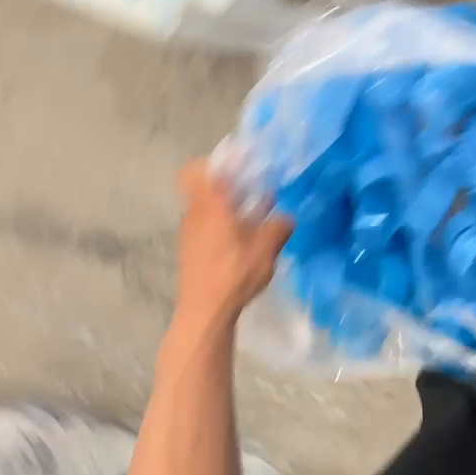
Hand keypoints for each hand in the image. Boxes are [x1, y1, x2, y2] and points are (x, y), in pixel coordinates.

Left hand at [173, 160, 292, 332]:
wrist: (205, 312)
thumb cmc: (235, 273)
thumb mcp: (268, 247)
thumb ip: (279, 226)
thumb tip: (284, 217)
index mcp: (211, 206)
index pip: (195, 171)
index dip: (214, 162)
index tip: (240, 163)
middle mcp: (196, 214)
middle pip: (207, 187)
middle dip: (232, 185)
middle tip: (260, 188)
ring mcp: (191, 233)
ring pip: (210, 207)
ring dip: (231, 206)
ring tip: (260, 215)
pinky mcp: (193, 250)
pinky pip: (210, 225)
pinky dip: (227, 225)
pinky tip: (249, 239)